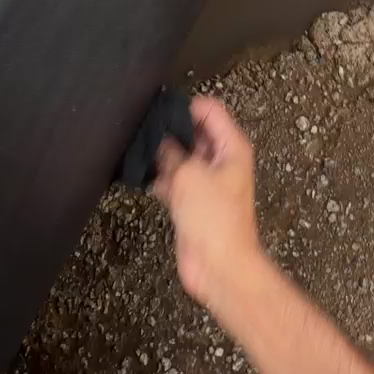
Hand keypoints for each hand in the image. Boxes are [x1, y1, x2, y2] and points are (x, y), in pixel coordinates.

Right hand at [151, 97, 269, 309]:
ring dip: (163, 155)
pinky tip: (142, 176)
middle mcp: (222, 161)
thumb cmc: (217, 223)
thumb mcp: (190, 176)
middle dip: (171, 130)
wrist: (220, 267)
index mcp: (232, 147)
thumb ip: (172, 152)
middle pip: (195, 131)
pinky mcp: (193, 201)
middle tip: (147, 129)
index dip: (186, 106)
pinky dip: (160, 178)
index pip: (210, 110)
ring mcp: (207, 181)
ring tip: (141, 151)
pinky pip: (174, 179)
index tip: (161, 110)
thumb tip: (160, 138)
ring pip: (182, 156)